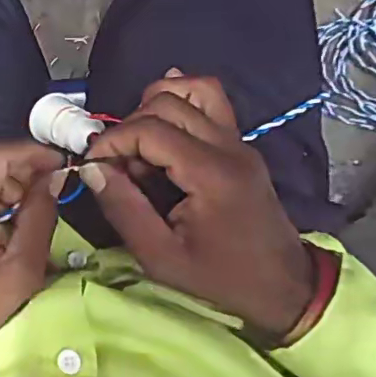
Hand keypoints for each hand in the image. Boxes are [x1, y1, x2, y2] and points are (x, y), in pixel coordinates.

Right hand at [82, 73, 315, 335]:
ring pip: (194, 89)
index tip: (92, 165)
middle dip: (129, 125)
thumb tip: (92, 169)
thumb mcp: (159, 256)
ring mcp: (239, 142)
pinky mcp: (240, 146)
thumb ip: (123, 208)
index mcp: (210, 174)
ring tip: (138, 140)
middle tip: (117, 163)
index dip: (111, 140)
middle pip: (168, 102)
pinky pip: (211, 102)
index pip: (150, 129)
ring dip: (156, 104)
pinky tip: (159, 118)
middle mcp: (228, 147)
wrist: (283, 287)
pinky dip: (182, 98)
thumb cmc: (219, 277)